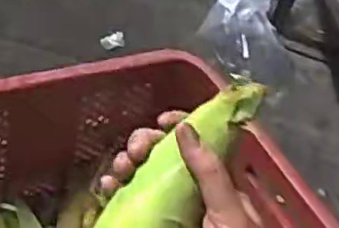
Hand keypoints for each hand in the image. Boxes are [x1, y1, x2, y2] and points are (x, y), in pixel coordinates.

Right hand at [97, 116, 258, 227]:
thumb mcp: (230, 219)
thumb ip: (211, 174)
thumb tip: (186, 127)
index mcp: (219, 190)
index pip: (198, 145)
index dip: (179, 127)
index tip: (161, 120)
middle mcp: (192, 193)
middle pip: (164, 152)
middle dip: (144, 142)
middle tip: (135, 151)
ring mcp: (169, 207)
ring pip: (141, 168)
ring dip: (126, 160)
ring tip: (121, 169)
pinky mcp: (149, 218)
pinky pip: (127, 192)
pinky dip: (114, 182)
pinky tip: (108, 183)